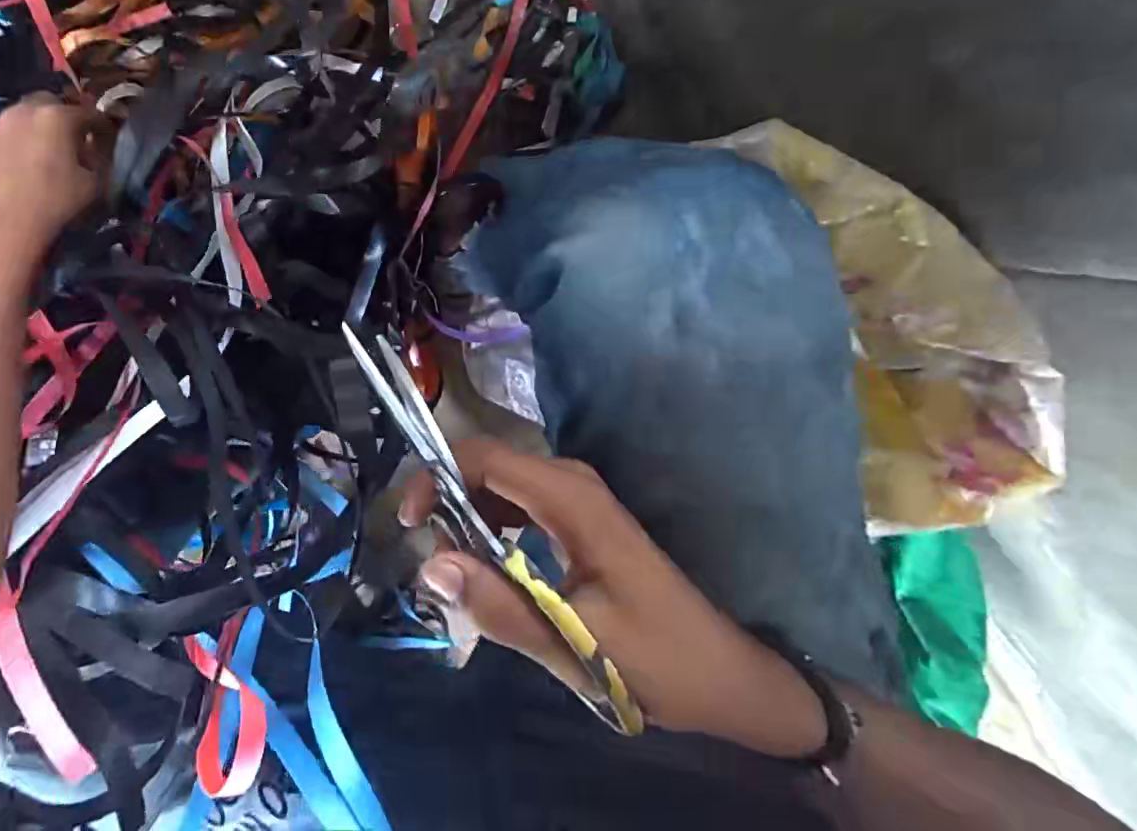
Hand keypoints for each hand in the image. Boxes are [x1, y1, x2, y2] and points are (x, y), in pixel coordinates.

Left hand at [0, 93, 102, 258]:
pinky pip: (2, 144)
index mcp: (56, 116)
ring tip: (41, 156)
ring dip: (33, 131)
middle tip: (70, 140)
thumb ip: (97, 161)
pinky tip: (18, 172)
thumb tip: (91, 154)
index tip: (107, 137)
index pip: (88, 113)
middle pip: (47, 104)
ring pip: (19, 121)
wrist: (5, 227)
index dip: (101, 125)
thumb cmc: (57, 201)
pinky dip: (12, 151)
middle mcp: (22, 113)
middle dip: (61, 117)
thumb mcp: (94, 184)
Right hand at [399, 436, 830, 757]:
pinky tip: (480, 563)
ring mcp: (573, 497)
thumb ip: (500, 606)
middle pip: (485, 466)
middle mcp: (569, 482)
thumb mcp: (574, 644)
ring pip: (496, 485)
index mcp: (571, 498)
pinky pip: (513, 503)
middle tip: (426, 554)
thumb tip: (430, 567)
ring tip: (448, 564)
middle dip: (443, 500)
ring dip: (462, 515)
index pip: (484, 458)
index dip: (436, 479)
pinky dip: (485, 524)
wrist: (727, 677)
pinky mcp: (573, 517)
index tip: (408, 523)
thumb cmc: (659, 660)